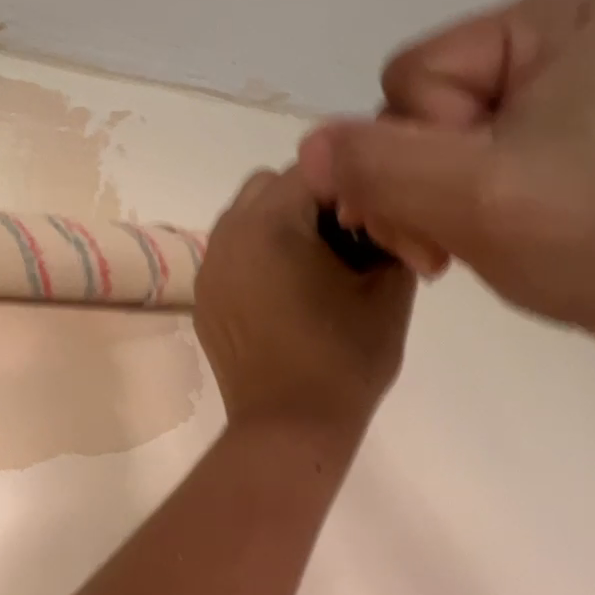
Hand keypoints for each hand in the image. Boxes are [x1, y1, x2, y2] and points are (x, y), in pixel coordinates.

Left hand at [194, 167, 415, 433]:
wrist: (289, 427)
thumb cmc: (344, 359)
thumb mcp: (388, 287)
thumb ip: (388, 229)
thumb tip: (382, 208)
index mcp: (267, 224)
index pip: (316, 167)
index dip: (356, 180)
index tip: (382, 211)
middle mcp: (226, 237)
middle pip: (272, 186)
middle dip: (313, 198)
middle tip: (352, 237)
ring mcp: (209, 270)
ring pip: (247, 218)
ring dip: (283, 225)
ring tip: (321, 264)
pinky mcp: (205, 300)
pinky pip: (233, 255)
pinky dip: (260, 256)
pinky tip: (290, 291)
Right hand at [298, 0, 594, 343]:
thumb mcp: (473, 196)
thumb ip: (373, 165)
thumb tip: (303, 149)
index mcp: (564, 10)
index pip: (413, 76)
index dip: (414, 152)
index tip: (454, 211)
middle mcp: (571, 29)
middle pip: (424, 109)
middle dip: (418, 186)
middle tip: (442, 249)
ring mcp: (579, 80)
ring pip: (442, 143)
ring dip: (433, 206)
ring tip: (459, 252)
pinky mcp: (580, 128)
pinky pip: (480, 159)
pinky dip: (466, 206)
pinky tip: (485, 239)